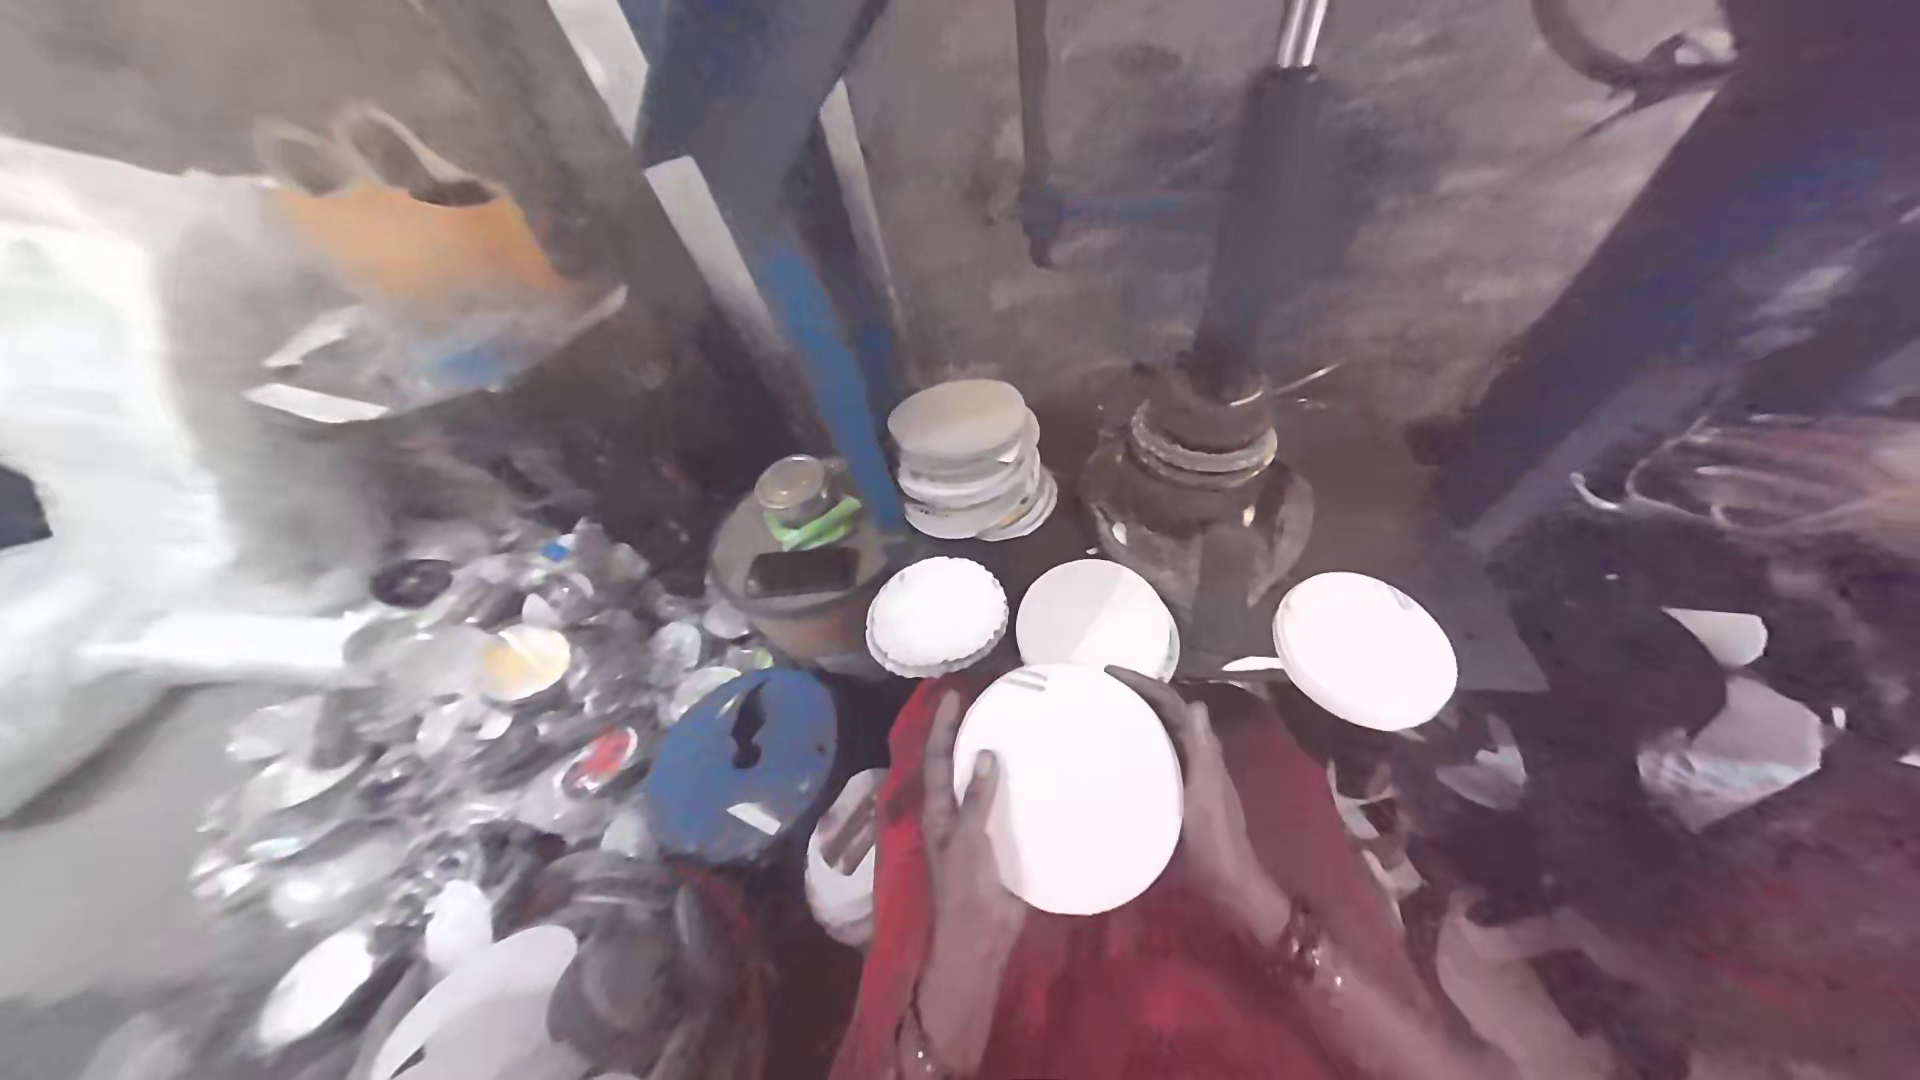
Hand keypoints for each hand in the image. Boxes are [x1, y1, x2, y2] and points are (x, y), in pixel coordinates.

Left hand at [913, 689, 1025, 1070]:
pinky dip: (1013, 782)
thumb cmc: (966, 892)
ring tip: (1011, 726)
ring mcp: (976, 825)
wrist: (981, 940)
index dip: (943, 726)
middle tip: (985, 702)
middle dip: (965, 733)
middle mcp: (954, 811)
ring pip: (980, 780)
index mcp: (938, 809)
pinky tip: (1035, 770)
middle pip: (957, 763)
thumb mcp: (967, 843)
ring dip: (990, 754)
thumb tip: (986, 754)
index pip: (938, 758)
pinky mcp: (998, 838)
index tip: (953, 695)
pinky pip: (1004, 801)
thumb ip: (975, 800)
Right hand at [1108, 667, 1292, 943]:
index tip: (1111, 673)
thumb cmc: (1214, 838)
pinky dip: (1135, 736)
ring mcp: (1186, 767)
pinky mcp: (1176, 783)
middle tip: (1100, 684)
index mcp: (1202, 747)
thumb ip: (1203, 752)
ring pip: (1158, 727)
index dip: (1145, 683)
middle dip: (1136, 691)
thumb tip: (1196, 704)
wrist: (1227, 880)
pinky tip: (1114, 745)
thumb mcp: (1206, 794)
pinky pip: (1153, 748)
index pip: (1172, 701)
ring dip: (1135, 710)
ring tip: (1102, 704)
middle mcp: (1195, 750)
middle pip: (1164, 709)